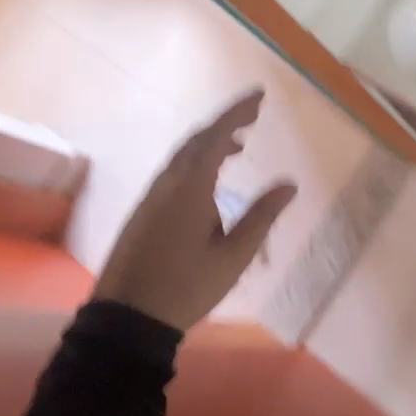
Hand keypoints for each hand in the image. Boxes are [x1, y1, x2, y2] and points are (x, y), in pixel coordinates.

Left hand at [93, 90, 297, 329]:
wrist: (126, 318)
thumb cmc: (187, 288)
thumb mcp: (234, 256)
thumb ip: (261, 216)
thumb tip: (288, 184)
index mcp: (190, 189)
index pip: (216, 137)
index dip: (238, 113)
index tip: (260, 96)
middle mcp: (167, 185)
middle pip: (196, 141)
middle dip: (226, 124)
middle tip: (254, 116)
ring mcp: (151, 198)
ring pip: (182, 157)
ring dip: (211, 144)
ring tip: (240, 147)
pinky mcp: (143, 213)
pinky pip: (173, 173)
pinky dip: (197, 162)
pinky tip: (210, 181)